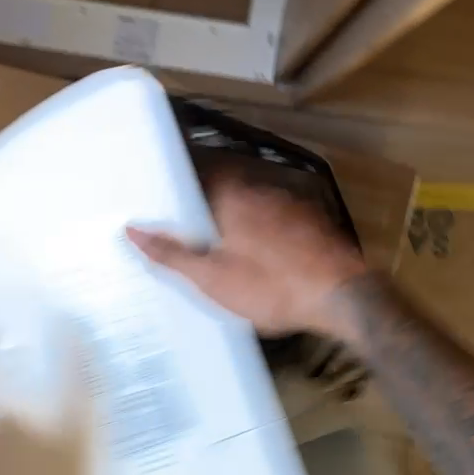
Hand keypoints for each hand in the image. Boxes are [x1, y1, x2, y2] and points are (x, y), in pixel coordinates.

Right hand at [127, 177, 368, 337]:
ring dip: (233, 221)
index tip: (161, 206)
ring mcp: (290, 205)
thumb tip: (131, 230)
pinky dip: (260, 233)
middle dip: (203, 208)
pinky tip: (259, 257)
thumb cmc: (271, 287)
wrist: (342, 297)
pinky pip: (274, 220)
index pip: (194, 178)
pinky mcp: (311, 224)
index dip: (176, 191)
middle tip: (185, 232)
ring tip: (217, 249)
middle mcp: (261, 191)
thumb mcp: (212, 278)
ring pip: (250, 206)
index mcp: (231, 197)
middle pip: (222, 191)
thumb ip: (171, 253)